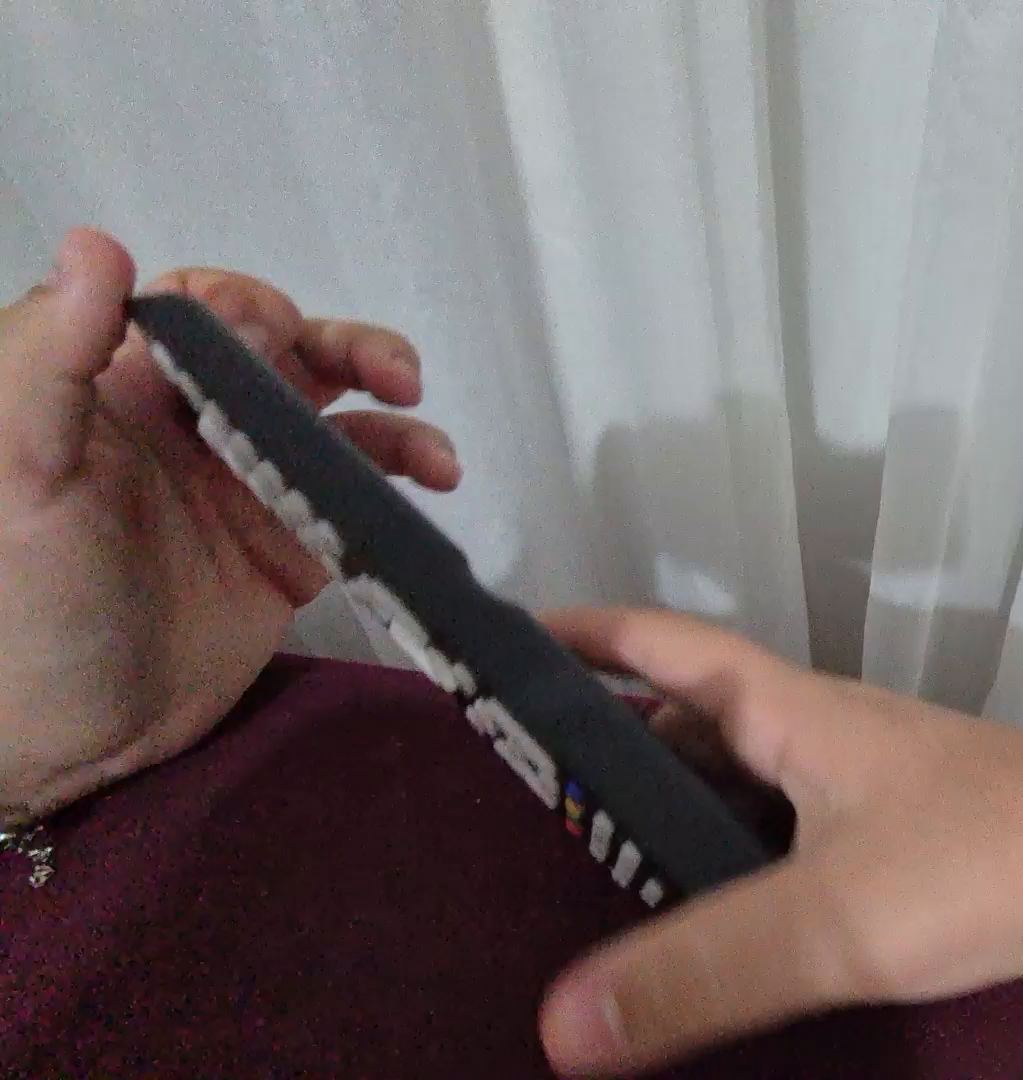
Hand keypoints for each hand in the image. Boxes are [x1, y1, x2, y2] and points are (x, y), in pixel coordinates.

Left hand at [0, 227, 461, 822]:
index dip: (260, 315)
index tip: (290, 346)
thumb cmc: (13, 606)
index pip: (205, 314)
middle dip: (360, 355)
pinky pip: (367, 494)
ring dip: (404, 430)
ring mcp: (258, 486)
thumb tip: (100, 247)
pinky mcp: (303, 540)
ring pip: (349, 425)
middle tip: (403, 381)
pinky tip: (430, 494)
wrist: (68, 737)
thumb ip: (48, 359)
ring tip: (440, 464)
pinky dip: (407, 485)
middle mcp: (197, 428)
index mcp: (116, 392)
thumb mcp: (8, 473)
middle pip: (298, 359)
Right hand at [535, 608, 1022, 1076]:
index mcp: (796, 712)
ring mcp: (863, 775)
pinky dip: (733, 844)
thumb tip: (557, 1027)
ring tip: (599, 851)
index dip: (593, 634)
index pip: (673, 647)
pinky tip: (714, 898)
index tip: (516, 635)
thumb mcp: (832, 919)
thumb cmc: (978, 858)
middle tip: (533, 788)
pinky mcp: (895, 822)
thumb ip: (702, 971)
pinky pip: (785, 819)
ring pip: (744, 772)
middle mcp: (824, 730)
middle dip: (615, 738)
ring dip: (676, 798)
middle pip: (698, 714)